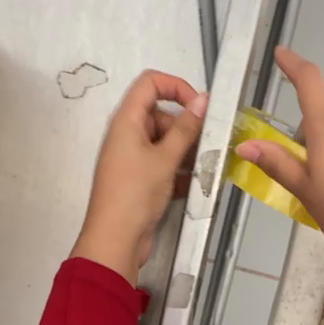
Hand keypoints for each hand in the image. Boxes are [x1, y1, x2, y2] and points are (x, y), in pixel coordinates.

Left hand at [72, 70, 208, 284]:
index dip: (176, 87)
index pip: (150, 84)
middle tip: (208, 144)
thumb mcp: (165, 159)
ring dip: (186, 153)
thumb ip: (186, 129)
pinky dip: (178, 173)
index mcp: (127, 120)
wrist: (115, 241)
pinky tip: (196, 185)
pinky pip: (162, 167)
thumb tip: (202, 101)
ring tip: (206, 166)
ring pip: (164, 144)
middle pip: (160, 115)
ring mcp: (132, 160)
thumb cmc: (135, 195)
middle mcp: (127, 136)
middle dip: (186, 128)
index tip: (199, 106)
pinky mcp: (139, 182)